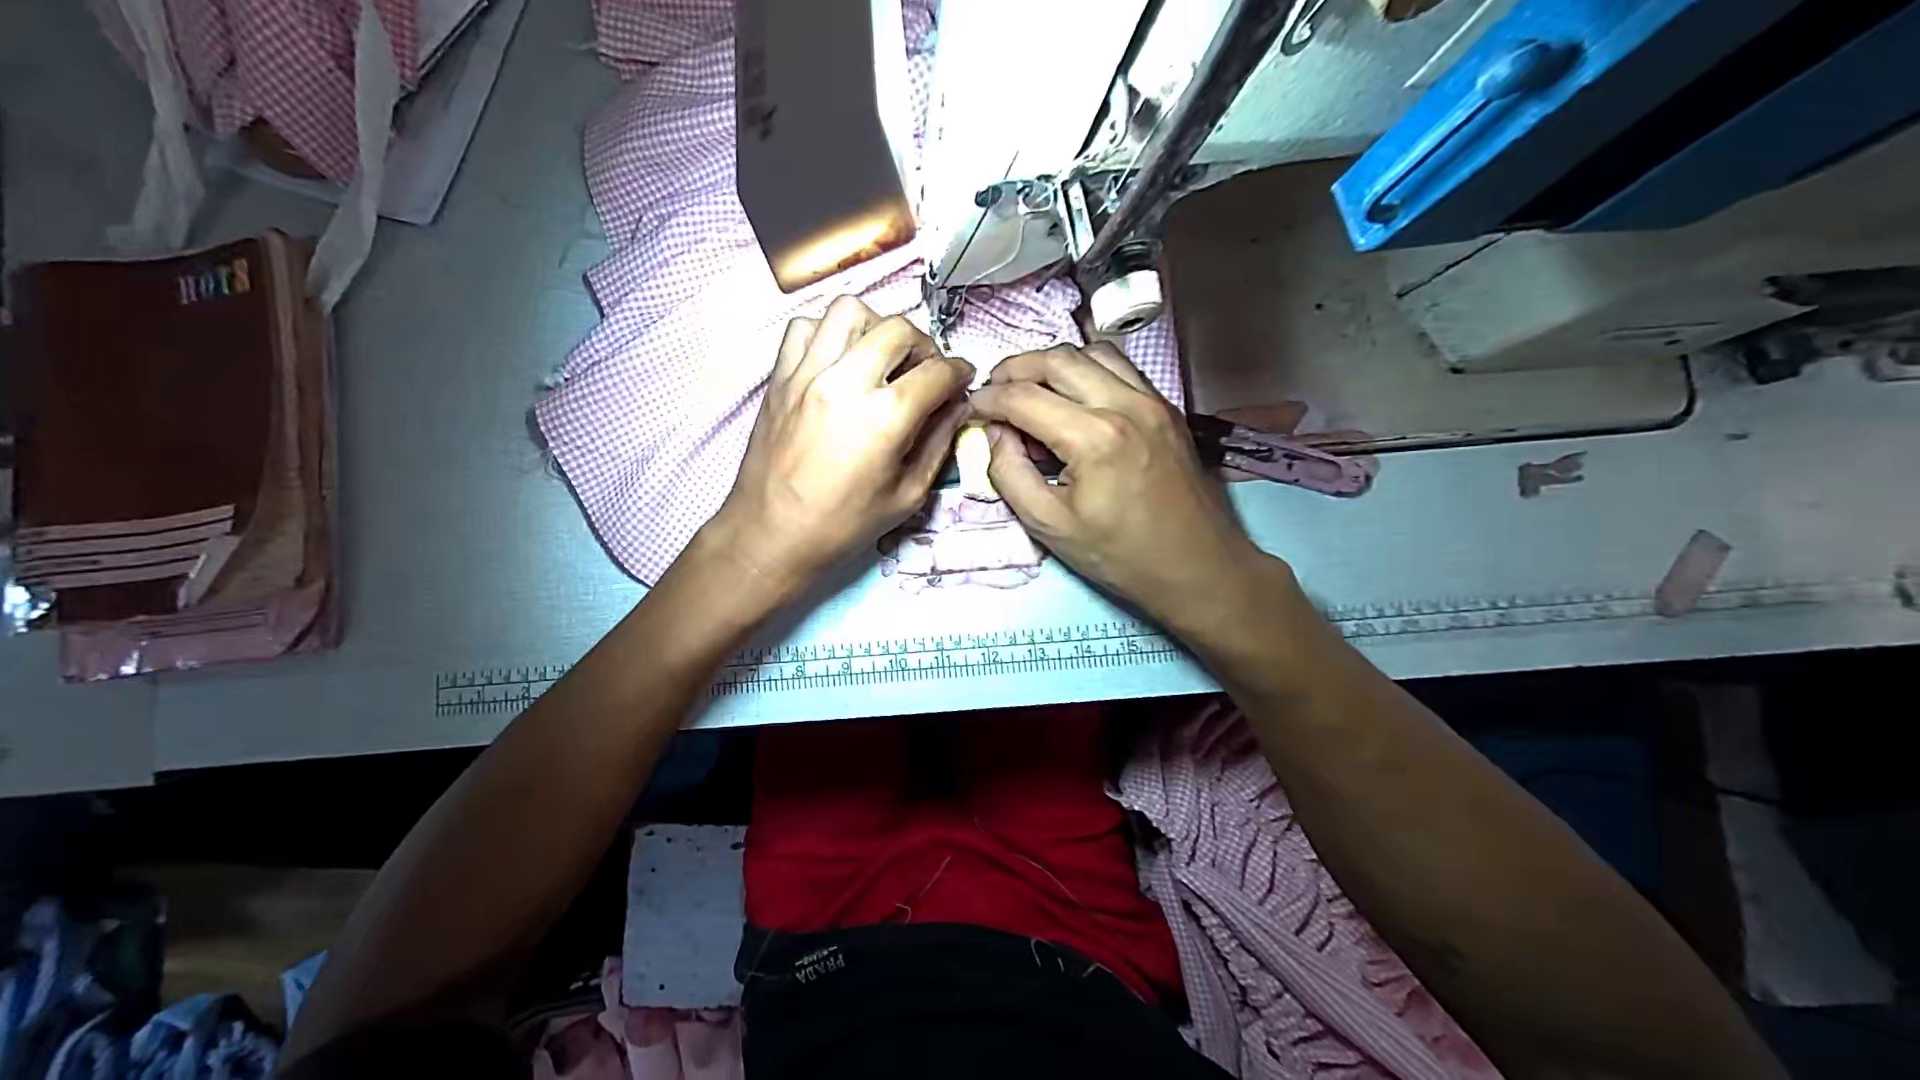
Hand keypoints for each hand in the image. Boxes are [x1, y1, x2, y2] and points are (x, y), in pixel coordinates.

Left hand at [702, 296, 973, 597]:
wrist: (770, 535)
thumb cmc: (842, 525)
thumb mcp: (907, 496)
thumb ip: (939, 445)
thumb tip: (957, 407)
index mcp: (884, 418)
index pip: (936, 372)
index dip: (959, 373)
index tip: (961, 380)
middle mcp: (845, 383)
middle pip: (898, 328)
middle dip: (924, 345)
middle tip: (925, 371)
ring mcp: (806, 373)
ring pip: (849, 310)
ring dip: (876, 328)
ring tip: (881, 358)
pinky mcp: (779, 376)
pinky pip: (805, 326)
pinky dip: (829, 333)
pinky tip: (839, 361)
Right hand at [968, 343, 1290, 628]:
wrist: (1198, 568)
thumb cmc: (1120, 556)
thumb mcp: (1049, 525)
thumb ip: (1010, 473)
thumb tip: (996, 433)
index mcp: (1093, 438)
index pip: (1023, 397)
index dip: (988, 399)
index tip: (971, 409)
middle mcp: (1125, 404)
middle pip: (1057, 359)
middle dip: (1015, 369)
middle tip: (993, 391)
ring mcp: (1152, 401)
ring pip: (1091, 352)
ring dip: (1052, 364)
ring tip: (1030, 389)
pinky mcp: (1166, 407)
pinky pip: (1120, 367)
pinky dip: (1087, 369)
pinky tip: (1072, 396)